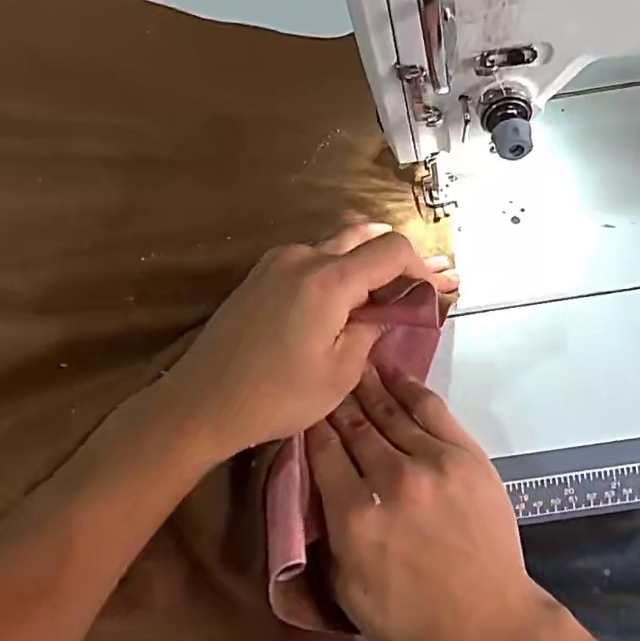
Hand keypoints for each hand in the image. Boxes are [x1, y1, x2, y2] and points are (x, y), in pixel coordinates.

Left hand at [155, 224, 449, 462]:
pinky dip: (338, 269)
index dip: (422, 266)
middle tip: (416, 287)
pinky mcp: (260, 274)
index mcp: (328, 280)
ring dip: (366, 262)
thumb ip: (371, 330)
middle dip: (396, 259)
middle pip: (365, 237)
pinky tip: (345, 299)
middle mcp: (303, 257)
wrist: (200, 403)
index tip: (439, 288)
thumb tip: (386, 311)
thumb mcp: (340, 372)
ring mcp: (276, 262)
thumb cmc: (276, 396)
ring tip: (385, 295)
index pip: (391, 250)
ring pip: (337, 245)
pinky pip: (312, 259)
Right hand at [306, 366, 560, 640]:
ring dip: (369, 385)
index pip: (323, 452)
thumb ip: (329, 534)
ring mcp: (433, 462)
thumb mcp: (347, 592)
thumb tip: (320, 491)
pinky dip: (409, 388)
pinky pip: (431, 410)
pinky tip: (393, 374)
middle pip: (355, 425)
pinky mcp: (466, 456)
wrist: (490, 629)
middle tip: (325, 373)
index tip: (303, 405)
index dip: (310, 424)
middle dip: (336, 399)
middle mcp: (391, 479)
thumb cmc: (412, 626)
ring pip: (391, 411)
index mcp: (354, 517)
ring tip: (354, 363)